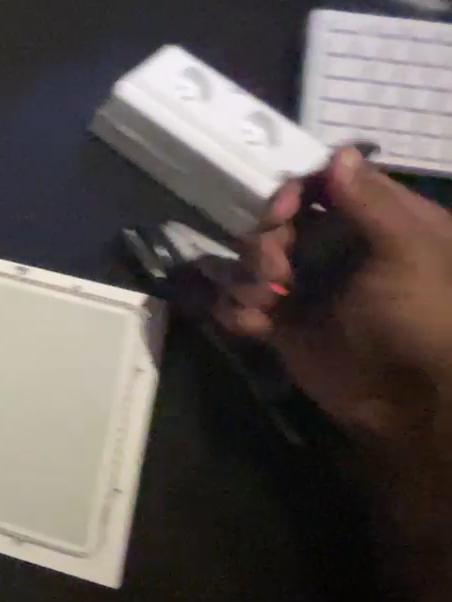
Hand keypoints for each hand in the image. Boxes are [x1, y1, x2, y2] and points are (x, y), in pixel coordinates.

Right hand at [222, 147, 451, 443]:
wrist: (405, 391)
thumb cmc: (419, 314)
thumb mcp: (404, 250)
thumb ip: (369, 202)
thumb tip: (335, 155)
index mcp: (377, 223)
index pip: (322, 189)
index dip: (291, 196)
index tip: (276, 217)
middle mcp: (336, 249)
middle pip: (273, 228)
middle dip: (262, 250)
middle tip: (275, 275)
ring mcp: (304, 287)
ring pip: (247, 268)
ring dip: (245, 286)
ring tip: (266, 307)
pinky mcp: (278, 322)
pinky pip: (237, 307)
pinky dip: (237, 315)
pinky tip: (255, 328)